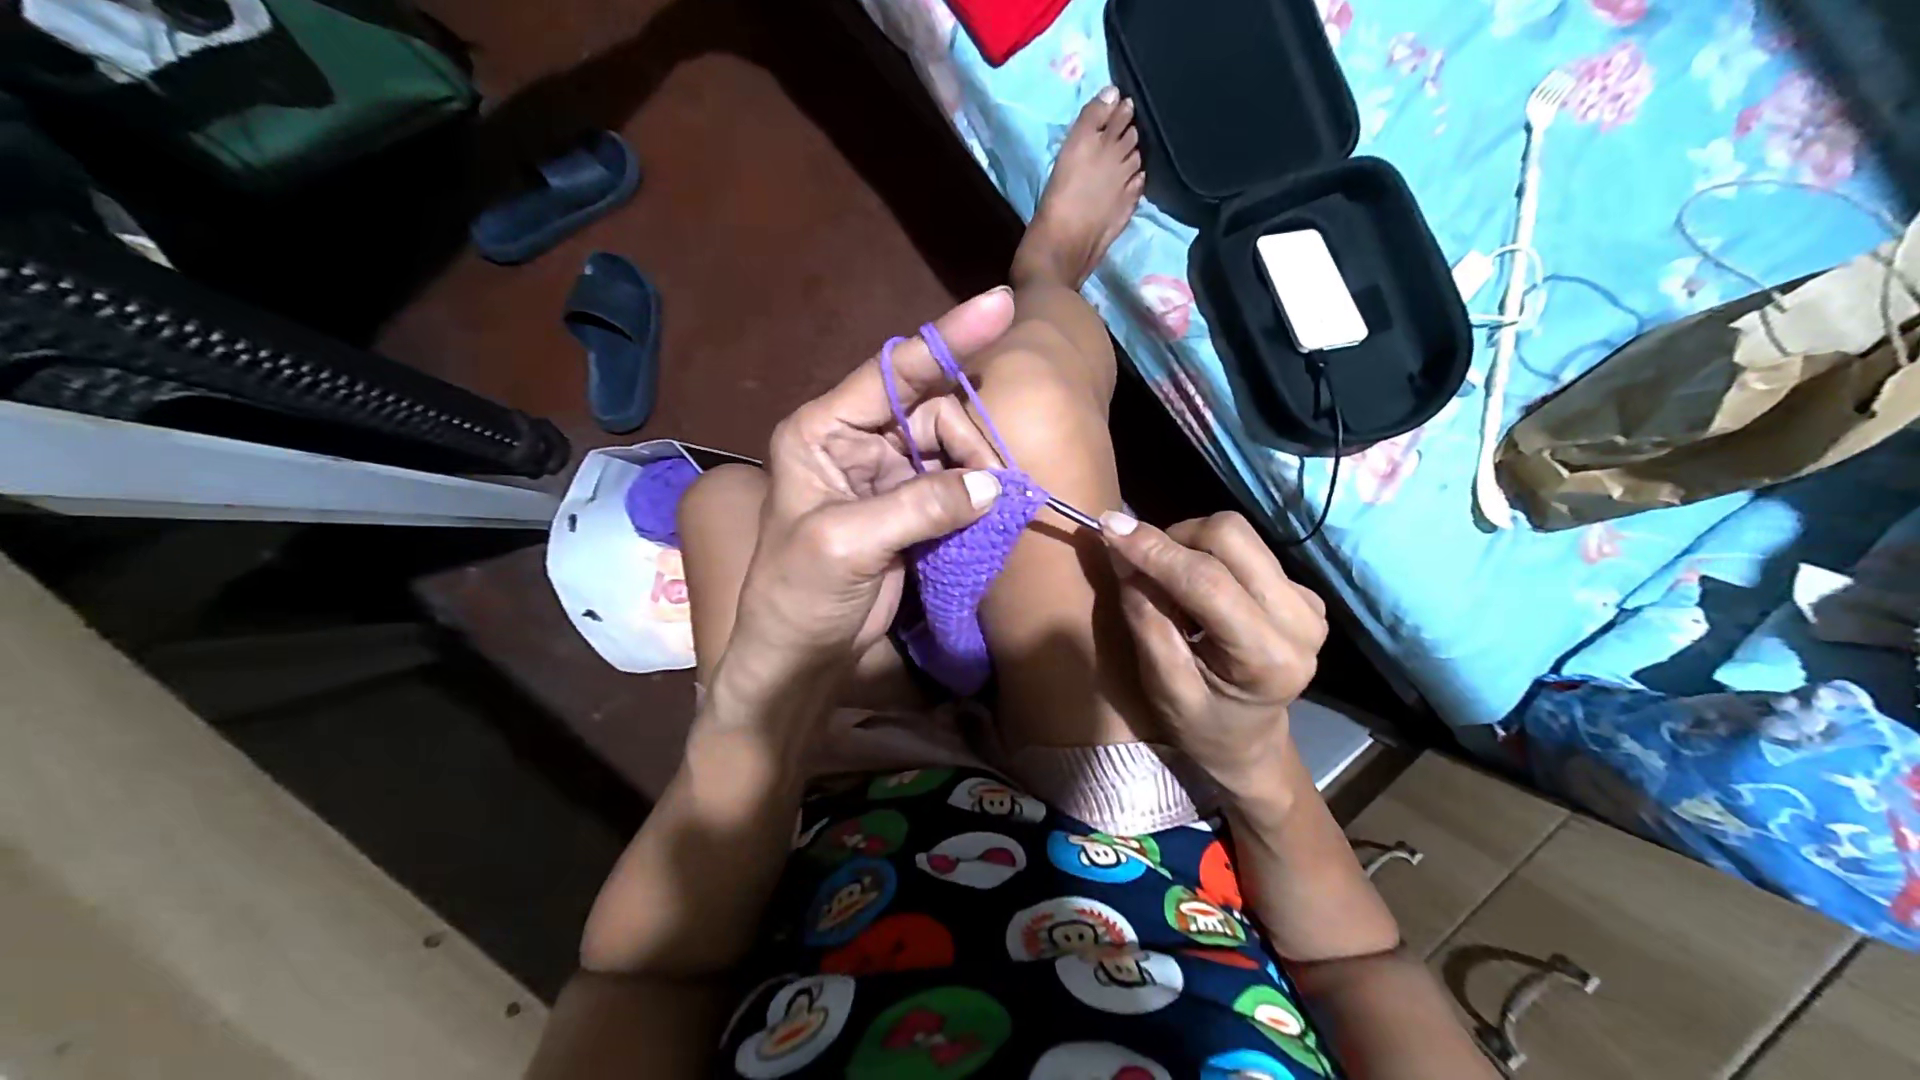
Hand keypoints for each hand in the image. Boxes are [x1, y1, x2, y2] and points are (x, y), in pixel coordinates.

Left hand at [713, 287, 1016, 716]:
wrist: (804, 654)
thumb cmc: (798, 594)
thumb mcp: (847, 544)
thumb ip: (919, 506)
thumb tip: (993, 484)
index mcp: (823, 430)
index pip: (891, 372)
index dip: (945, 340)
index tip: (1000, 305)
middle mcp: (857, 440)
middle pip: (933, 408)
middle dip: (968, 437)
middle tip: (994, 482)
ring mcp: (888, 472)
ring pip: (951, 444)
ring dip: (977, 468)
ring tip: (990, 503)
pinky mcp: (911, 505)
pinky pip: (956, 481)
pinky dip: (977, 491)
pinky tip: (992, 506)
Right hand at [1100, 511, 1328, 796]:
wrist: (1250, 740)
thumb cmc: (1201, 725)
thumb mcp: (1162, 686)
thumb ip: (1145, 619)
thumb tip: (1122, 552)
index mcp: (1268, 657)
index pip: (1207, 581)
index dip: (1154, 550)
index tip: (1108, 527)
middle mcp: (1301, 620)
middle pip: (1230, 536)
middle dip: (1174, 539)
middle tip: (1143, 566)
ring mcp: (1308, 601)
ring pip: (1238, 534)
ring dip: (1190, 546)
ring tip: (1172, 586)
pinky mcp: (1302, 589)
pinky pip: (1245, 547)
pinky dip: (1207, 556)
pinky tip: (1199, 593)